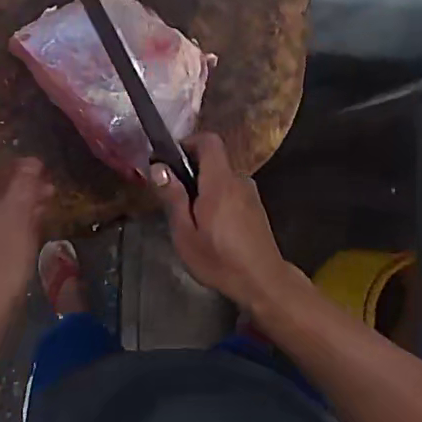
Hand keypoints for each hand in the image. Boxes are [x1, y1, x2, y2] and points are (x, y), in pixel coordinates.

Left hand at [0, 128, 52, 304]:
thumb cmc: (0, 254)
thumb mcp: (16, 213)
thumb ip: (24, 184)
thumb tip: (31, 162)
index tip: (0, 132)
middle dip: (11, 169)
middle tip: (36, 163)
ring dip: (21, 190)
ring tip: (50, 187)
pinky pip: (4, 217)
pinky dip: (21, 209)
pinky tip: (43, 212)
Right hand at [151, 133, 291, 308]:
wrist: (262, 280)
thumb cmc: (219, 260)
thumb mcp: (185, 234)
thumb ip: (173, 198)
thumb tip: (159, 168)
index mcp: (221, 182)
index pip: (209, 141)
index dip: (189, 142)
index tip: (171, 160)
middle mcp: (239, 181)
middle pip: (214, 161)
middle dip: (192, 173)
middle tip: (174, 198)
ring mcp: (251, 194)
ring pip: (222, 179)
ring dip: (205, 190)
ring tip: (191, 219)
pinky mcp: (256, 208)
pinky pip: (232, 193)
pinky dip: (218, 200)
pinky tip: (211, 228)